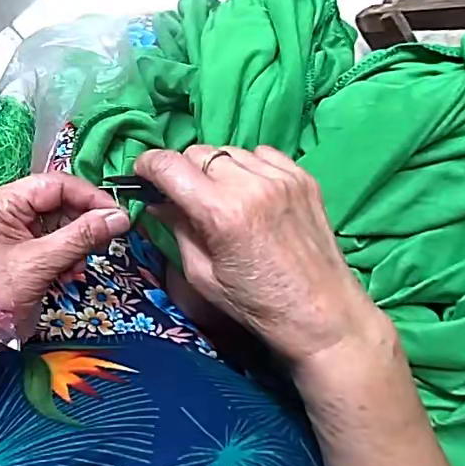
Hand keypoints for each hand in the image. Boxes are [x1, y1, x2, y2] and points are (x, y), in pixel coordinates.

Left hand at [0, 173, 131, 340]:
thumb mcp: (39, 264)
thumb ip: (80, 237)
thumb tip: (118, 218)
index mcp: (1, 202)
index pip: (55, 184)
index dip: (89, 197)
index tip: (116, 214)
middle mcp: (7, 209)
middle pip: (60, 202)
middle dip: (83, 224)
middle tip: (104, 241)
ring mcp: (15, 229)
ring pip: (61, 223)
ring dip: (77, 244)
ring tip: (77, 267)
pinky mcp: (23, 248)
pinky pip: (56, 241)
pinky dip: (69, 256)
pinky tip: (69, 273)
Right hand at [134, 146, 395, 369]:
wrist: (322, 314)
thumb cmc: (256, 303)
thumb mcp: (201, 274)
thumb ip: (177, 229)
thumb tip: (157, 202)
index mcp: (220, 212)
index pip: (169, 166)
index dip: (147, 166)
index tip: (142, 176)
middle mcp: (250, 185)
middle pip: (197, 153)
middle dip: (182, 171)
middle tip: (184, 196)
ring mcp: (280, 177)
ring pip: (228, 151)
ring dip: (215, 168)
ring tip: (220, 196)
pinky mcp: (302, 177)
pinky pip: (260, 154)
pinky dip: (247, 167)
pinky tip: (250, 192)